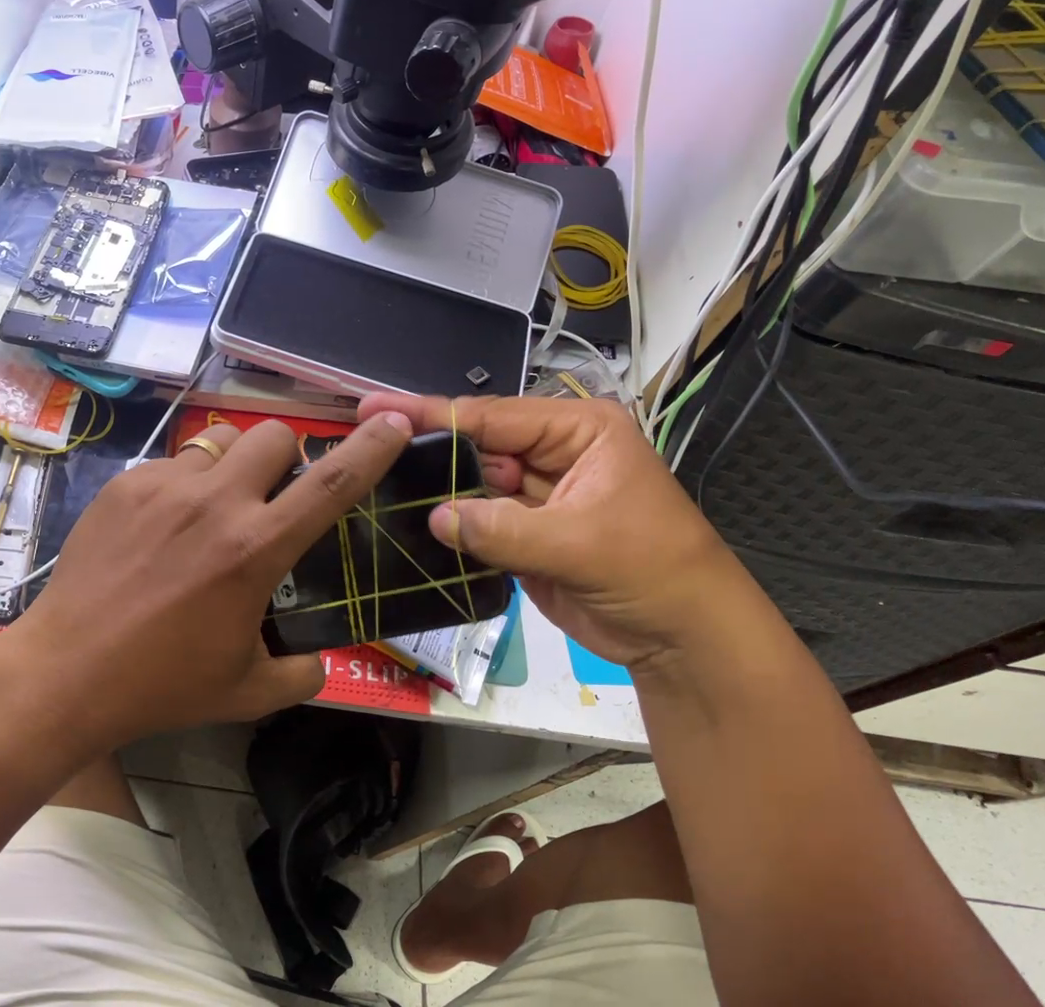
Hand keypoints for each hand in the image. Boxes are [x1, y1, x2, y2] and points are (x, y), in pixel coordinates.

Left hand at [0, 413, 413, 749]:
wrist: (67, 671)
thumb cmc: (162, 685)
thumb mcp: (248, 692)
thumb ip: (302, 671)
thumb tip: (318, 656)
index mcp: (254, 549)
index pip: (331, 482)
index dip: (372, 447)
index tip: (396, 421)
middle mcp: (213, 503)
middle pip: (272, 434)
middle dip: (286, 458)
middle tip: (270, 499)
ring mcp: (162, 487)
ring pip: (219, 443)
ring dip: (232, 469)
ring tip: (210, 513)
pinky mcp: (123, 486)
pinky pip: (171, 465)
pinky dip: (182, 487)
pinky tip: (161, 531)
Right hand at [358, 394, 752, 671]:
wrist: (681, 637)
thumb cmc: (651, 570)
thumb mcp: (580, 543)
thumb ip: (503, 529)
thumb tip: (433, 516)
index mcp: (578, 431)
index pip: (493, 416)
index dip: (432, 413)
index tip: (373, 407)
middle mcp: (553, 453)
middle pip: (476, 446)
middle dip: (427, 450)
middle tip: (363, 448)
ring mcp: (535, 496)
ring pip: (471, 485)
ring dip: (432, 490)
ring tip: (373, 482)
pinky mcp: (523, 535)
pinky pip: (475, 523)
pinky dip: (446, 526)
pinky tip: (404, 520)